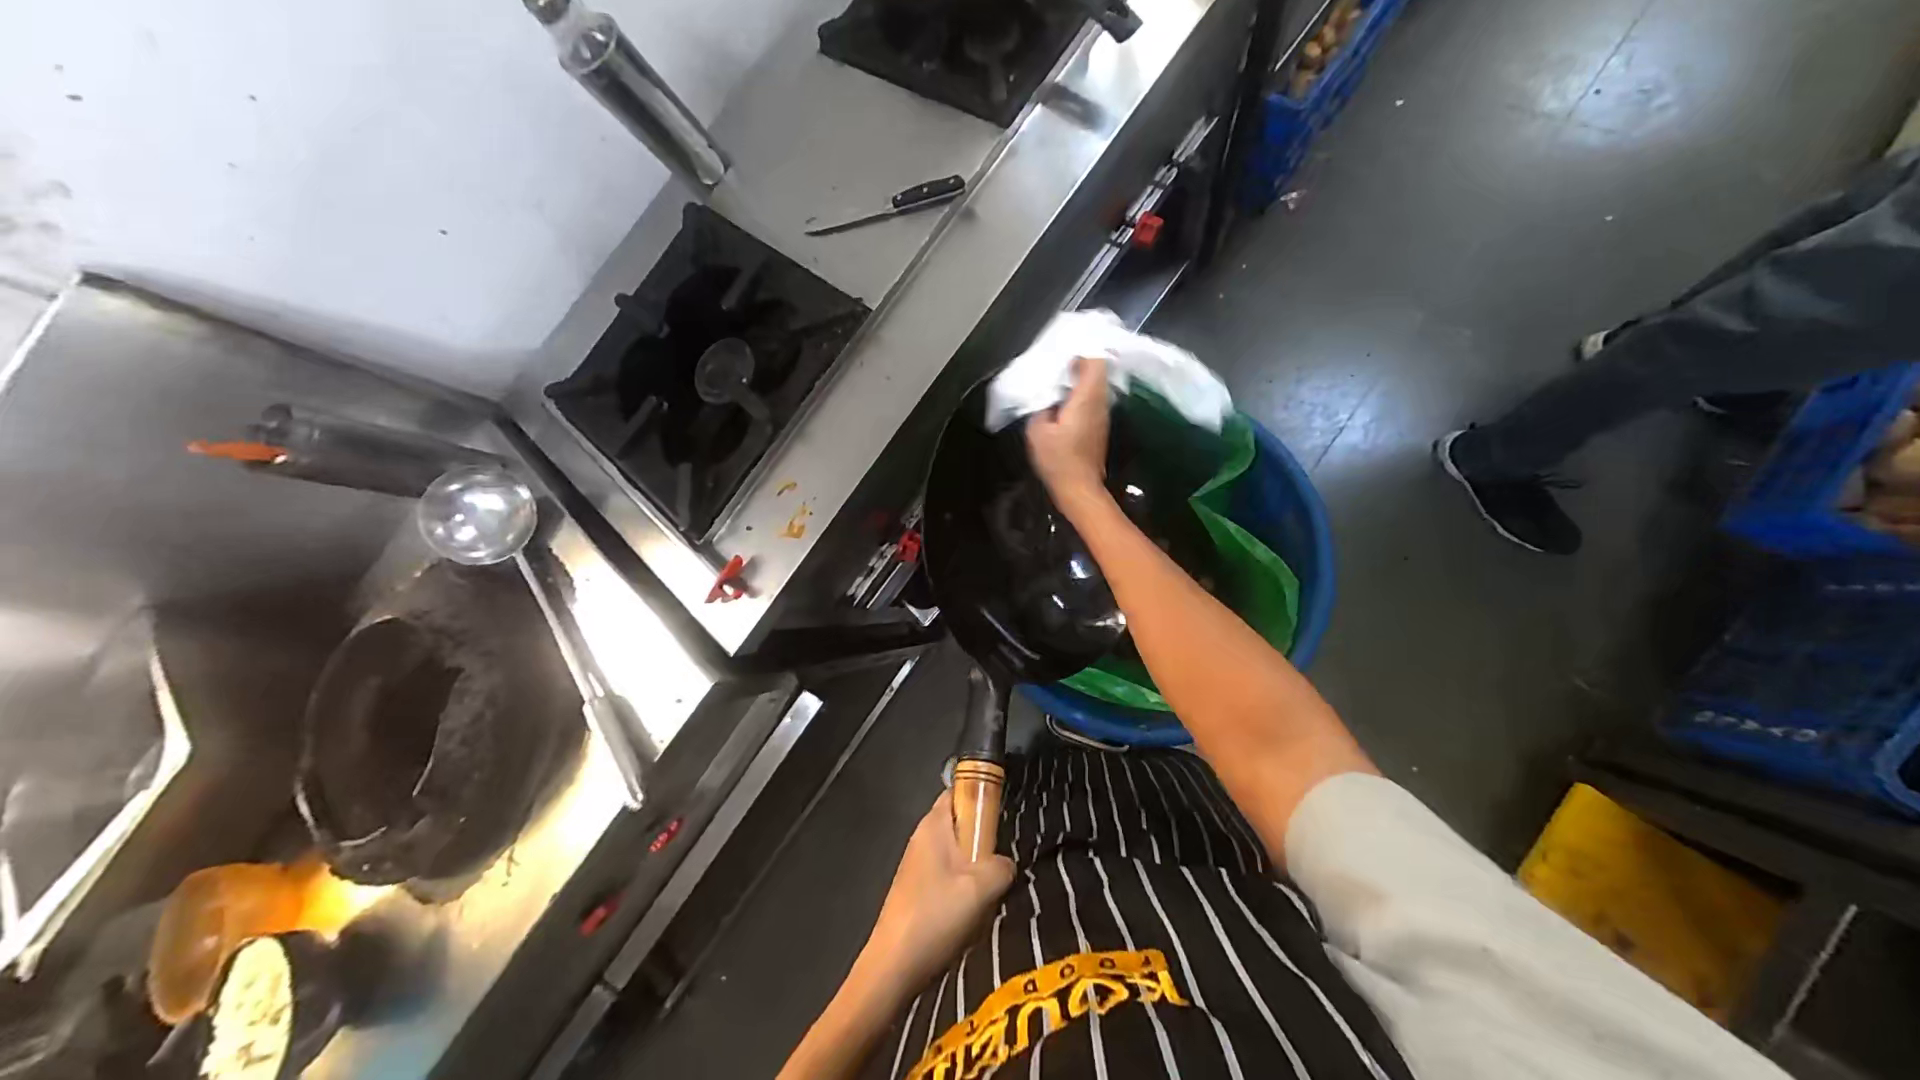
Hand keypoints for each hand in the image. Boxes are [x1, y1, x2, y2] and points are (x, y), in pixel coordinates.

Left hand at [858, 790, 1015, 992]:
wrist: (894, 966)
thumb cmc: (936, 915)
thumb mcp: (981, 887)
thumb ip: (1001, 866)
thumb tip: (1005, 864)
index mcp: (933, 825)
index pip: (958, 790)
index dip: (982, 795)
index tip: (1004, 813)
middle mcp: (922, 838)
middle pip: (962, 825)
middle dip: (984, 842)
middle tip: (1001, 864)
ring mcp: (917, 865)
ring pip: (958, 856)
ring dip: (976, 873)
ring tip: (988, 897)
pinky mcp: (916, 891)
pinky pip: (949, 879)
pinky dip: (963, 892)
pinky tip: (970, 918)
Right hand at [1024, 355, 1110, 505]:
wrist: (1079, 489)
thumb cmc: (1059, 460)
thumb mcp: (1037, 432)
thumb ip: (1041, 407)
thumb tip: (1047, 397)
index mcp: (1086, 399)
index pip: (1095, 362)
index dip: (1082, 352)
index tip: (1063, 352)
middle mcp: (1100, 403)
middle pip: (1097, 372)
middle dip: (1079, 363)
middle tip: (1057, 363)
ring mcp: (1102, 416)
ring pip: (1096, 386)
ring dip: (1080, 380)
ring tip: (1058, 380)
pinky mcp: (1099, 427)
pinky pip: (1093, 401)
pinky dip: (1081, 395)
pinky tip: (1063, 401)